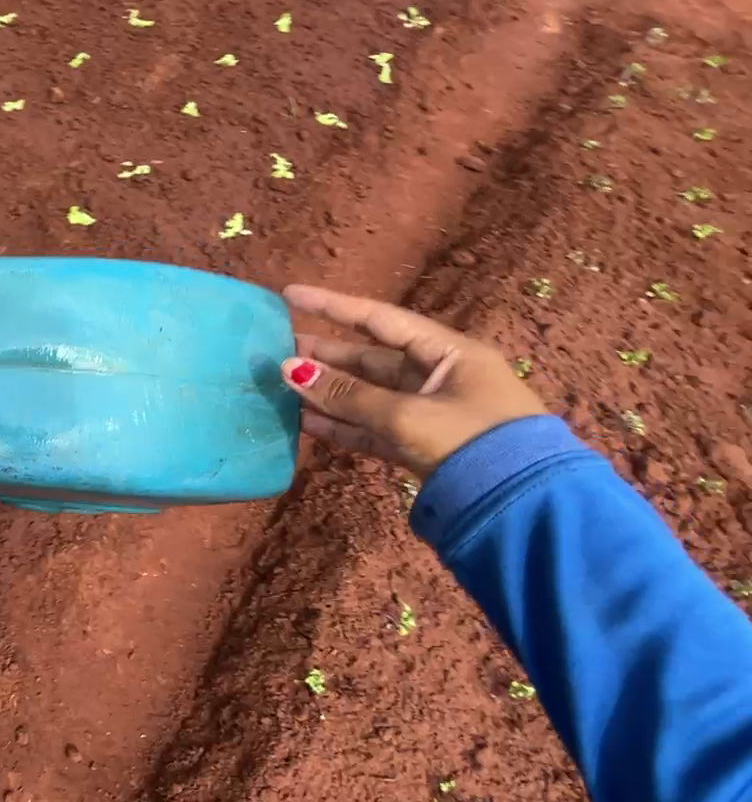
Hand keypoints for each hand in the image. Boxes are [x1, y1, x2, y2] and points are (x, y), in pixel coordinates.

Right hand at [279, 284, 547, 477]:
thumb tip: (288, 369)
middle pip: (368, 359)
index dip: (333, 306)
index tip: (290, 294)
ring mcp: (427, 412)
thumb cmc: (471, 441)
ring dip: (324, 392)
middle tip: (275, 348)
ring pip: (364, 395)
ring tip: (279, 385)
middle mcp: (438, 378)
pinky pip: (368, 426)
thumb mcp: (405, 415)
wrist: (525, 507)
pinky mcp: (418, 444)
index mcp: (449, 355)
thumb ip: (345, 394)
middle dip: (323, 355)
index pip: (380, 320)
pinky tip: (302, 420)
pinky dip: (338, 423)